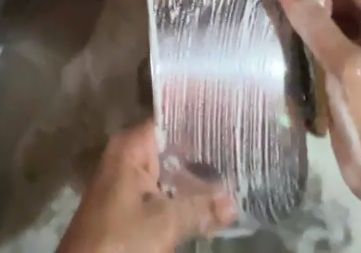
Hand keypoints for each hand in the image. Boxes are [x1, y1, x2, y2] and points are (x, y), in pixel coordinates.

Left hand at [57, 119, 236, 252]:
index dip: (199, 123)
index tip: (229, 123)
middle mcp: (128, 157)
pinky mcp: (130, 206)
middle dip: (203, 156)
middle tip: (240, 153)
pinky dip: (183, 198)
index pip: (170, 121)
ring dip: (195, 180)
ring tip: (235, 175)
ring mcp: (128, 182)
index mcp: (130, 147)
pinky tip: (211, 202)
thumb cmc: (120, 238)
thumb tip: (235, 203)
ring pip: (169, 173)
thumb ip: (200, 208)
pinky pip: (163, 193)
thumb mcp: (164, 223)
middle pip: (171, 148)